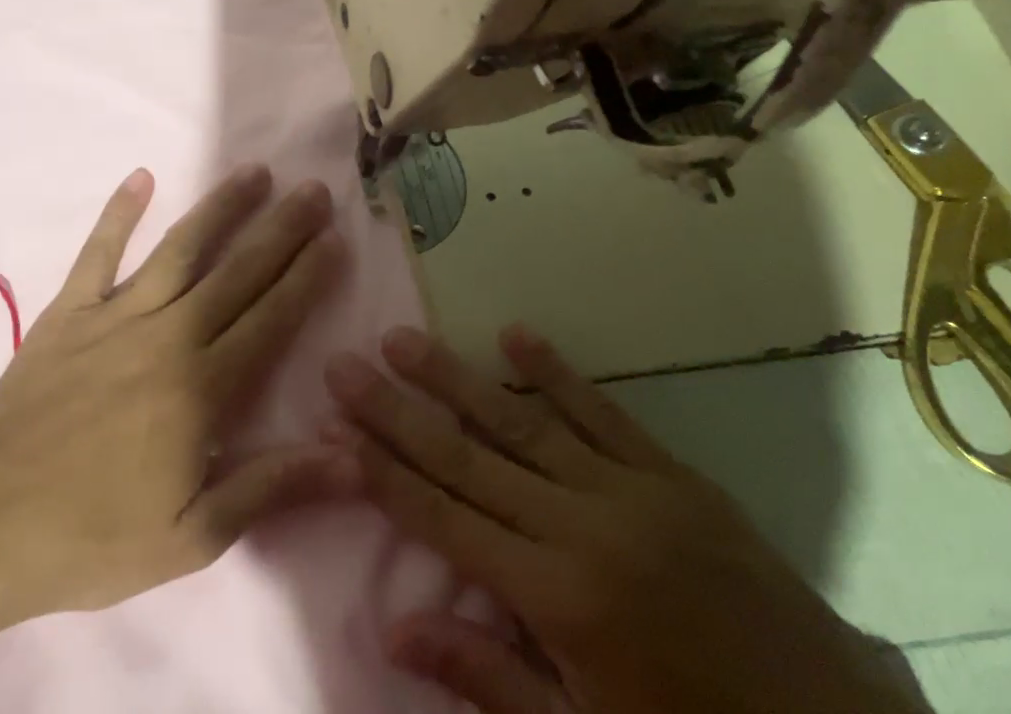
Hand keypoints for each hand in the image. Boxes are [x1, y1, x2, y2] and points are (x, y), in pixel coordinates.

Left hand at [0, 164, 356, 624]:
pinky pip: (96, 254)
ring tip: (253, 173)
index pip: (271, 321)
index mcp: (203, 391)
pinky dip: (118, 214)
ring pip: (179, 251)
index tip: (336, 240)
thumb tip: (355, 459)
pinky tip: (140, 177)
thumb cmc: (94, 540)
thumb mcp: (194, 536)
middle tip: (314, 192)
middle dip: (280, 231)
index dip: (308, 278)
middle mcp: (165, 339)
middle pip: (236, 275)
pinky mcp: (63, 316)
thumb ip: (272, 487)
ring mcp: (111, 320)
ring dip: (219, 209)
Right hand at [324, 327, 928, 713]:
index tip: (333, 426)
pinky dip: (558, 375)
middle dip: (397, 411)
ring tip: (404, 339)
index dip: (383, 472)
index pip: (443, 519)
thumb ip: (487, 675)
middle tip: (345, 364)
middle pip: (468, 458)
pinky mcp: (677, 477)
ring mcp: (633, 493)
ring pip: (524, 423)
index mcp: (556, 595)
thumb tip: (395, 629)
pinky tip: (515, 335)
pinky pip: (606, 414)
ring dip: (456, 378)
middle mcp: (584, 528)